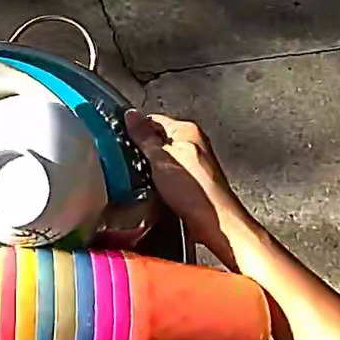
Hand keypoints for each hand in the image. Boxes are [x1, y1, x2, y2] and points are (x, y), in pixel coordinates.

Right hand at [124, 110, 246, 260]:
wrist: (218, 224)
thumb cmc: (196, 192)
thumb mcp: (161, 160)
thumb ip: (144, 137)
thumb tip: (130, 115)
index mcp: (187, 130)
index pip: (153, 120)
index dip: (136, 130)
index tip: (121, 140)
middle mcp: (193, 142)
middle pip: (158, 139)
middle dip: (142, 150)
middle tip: (131, 162)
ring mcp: (194, 162)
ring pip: (162, 158)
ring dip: (150, 167)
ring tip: (142, 178)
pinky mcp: (193, 180)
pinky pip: (169, 173)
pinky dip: (160, 180)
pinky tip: (154, 189)